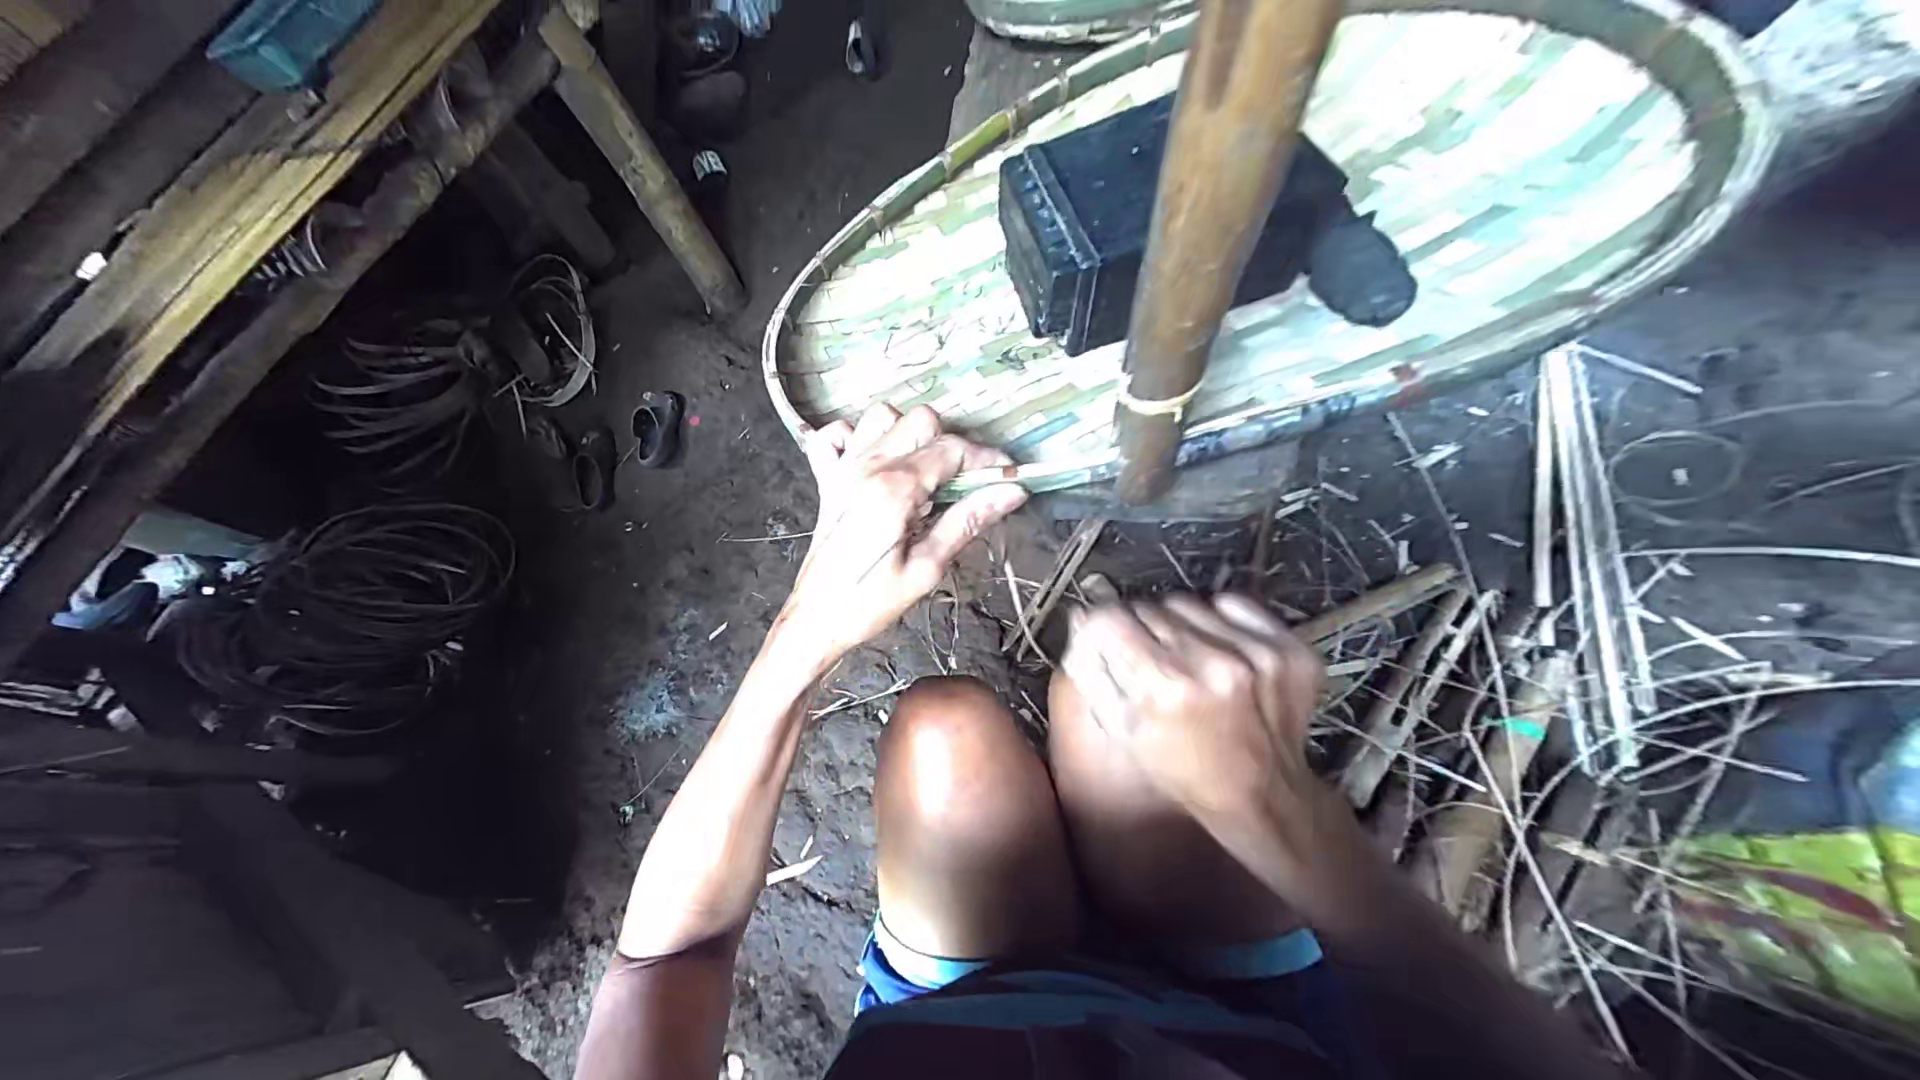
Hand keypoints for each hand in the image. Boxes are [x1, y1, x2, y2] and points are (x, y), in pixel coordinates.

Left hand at [779, 404, 1026, 660]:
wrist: (815, 620)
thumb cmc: (869, 603)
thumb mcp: (927, 567)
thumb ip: (968, 521)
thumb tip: (1011, 493)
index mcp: (893, 490)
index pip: (952, 450)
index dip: (987, 460)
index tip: (1007, 477)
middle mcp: (866, 467)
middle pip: (921, 420)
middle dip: (952, 443)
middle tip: (965, 482)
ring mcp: (842, 469)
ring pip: (882, 416)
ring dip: (908, 434)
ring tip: (922, 470)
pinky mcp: (826, 479)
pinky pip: (836, 435)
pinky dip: (857, 437)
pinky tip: (876, 463)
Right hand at [1061, 594, 1323, 823]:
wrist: (1263, 795)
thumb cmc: (1185, 769)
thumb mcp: (1124, 731)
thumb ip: (1092, 671)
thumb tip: (1079, 620)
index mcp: (1166, 689)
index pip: (1110, 619)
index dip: (1103, 629)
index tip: (1109, 639)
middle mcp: (1212, 663)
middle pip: (1147, 609)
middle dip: (1139, 631)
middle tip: (1151, 660)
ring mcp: (1255, 653)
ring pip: (1186, 602)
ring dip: (1177, 623)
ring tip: (1187, 658)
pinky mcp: (1286, 648)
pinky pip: (1231, 603)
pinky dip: (1218, 619)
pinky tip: (1219, 651)